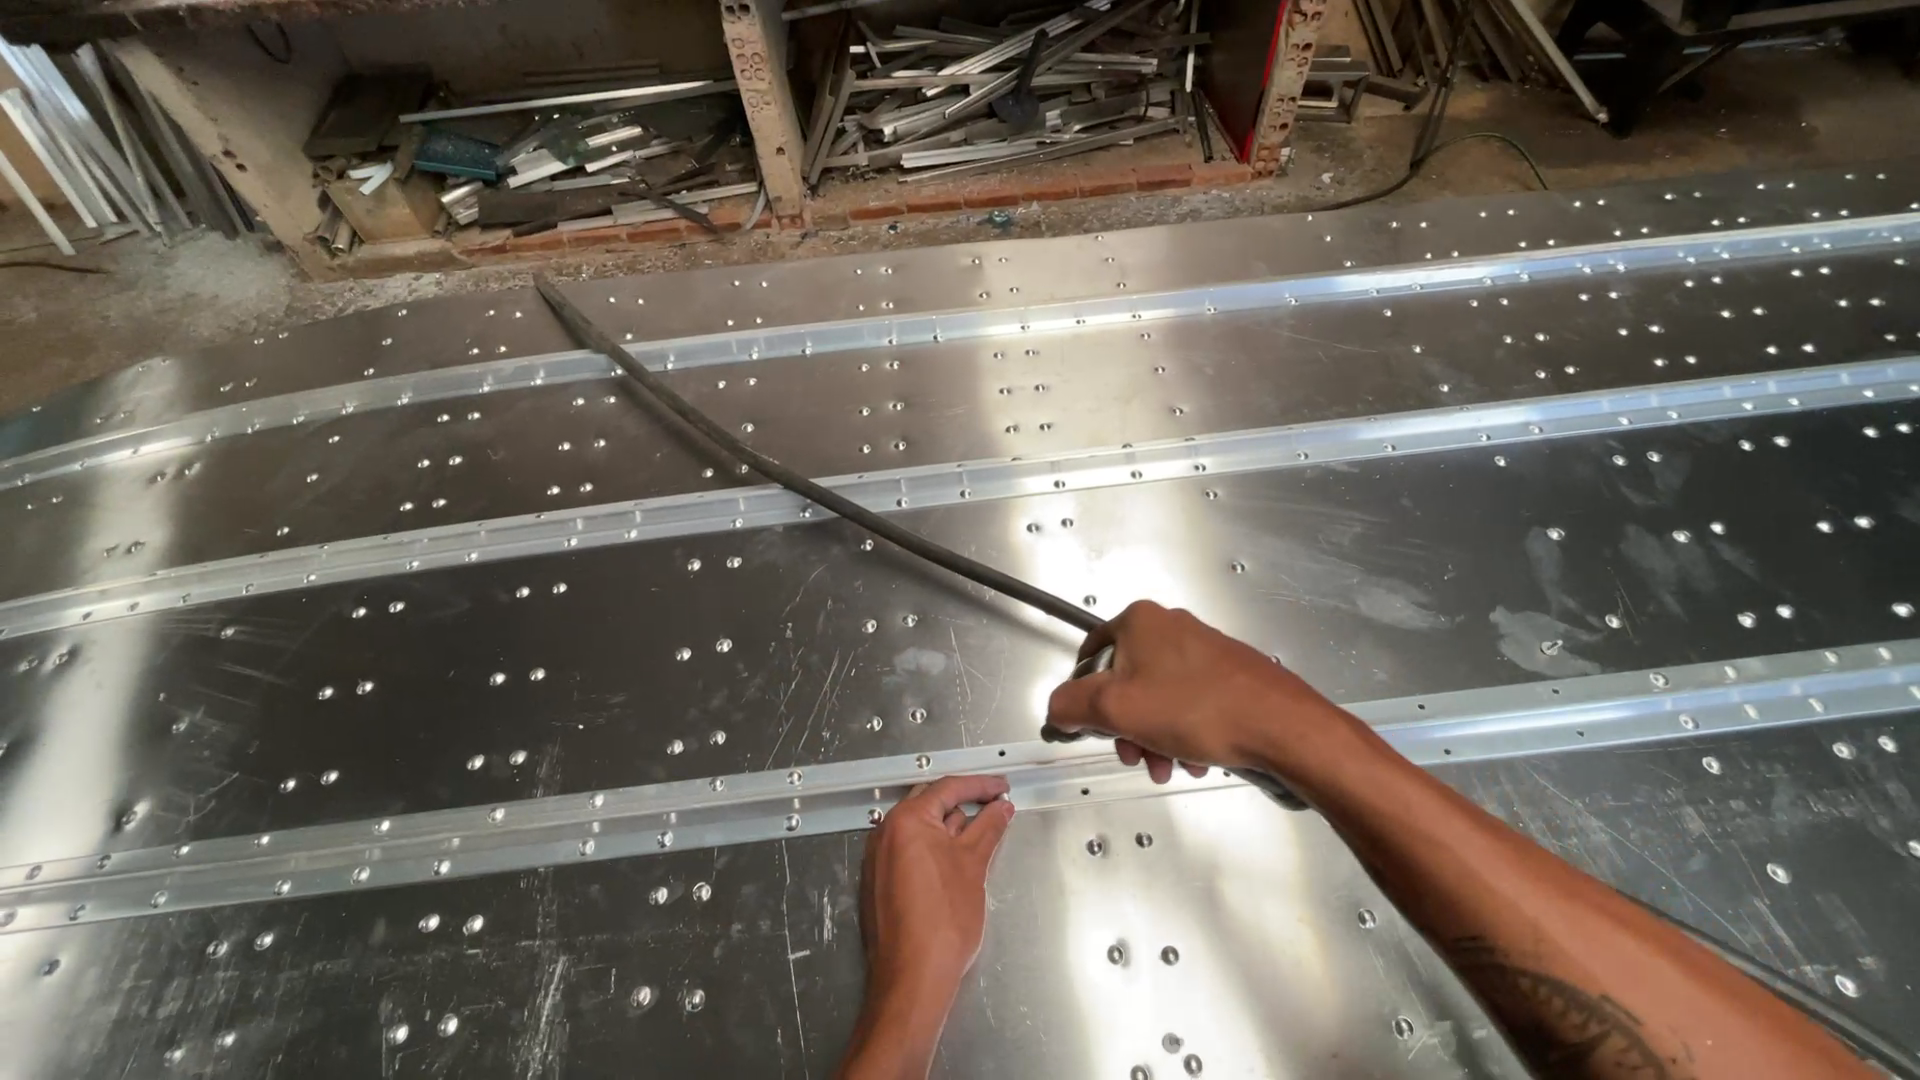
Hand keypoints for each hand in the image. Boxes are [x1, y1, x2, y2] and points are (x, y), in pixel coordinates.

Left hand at [839, 775, 1015, 1079]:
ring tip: (980, 834)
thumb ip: (988, 828)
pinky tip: (955, 861)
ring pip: (919, 829)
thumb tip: (1001, 808)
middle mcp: (885, 833)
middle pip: (930, 804)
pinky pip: (909, 851)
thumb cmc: (944, 920)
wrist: (913, 978)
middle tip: (993, 805)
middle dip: (964, 803)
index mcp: (906, 821)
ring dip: (949, 828)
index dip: (980, 785)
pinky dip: (933, 849)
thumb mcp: (974, 865)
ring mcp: (878, 859)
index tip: (1002, 787)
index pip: (948, 788)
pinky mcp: (878, 883)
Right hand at [1045, 600, 1361, 783]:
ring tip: (1168, 766)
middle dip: (1124, 726)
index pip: (1088, 653)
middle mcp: (1170, 626)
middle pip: (1124, 680)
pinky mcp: (1228, 672)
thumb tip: (1057, 709)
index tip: (1089, 724)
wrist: (1281, 726)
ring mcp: (1202, 648)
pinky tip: (1194, 759)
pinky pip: (1188, 702)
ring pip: (1157, 696)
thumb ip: (1070, 705)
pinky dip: (1182, 732)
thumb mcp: (1115, 710)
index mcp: (1138, 621)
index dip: (1081, 693)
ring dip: (1153, 735)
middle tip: (1134, 756)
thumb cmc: (1196, 709)